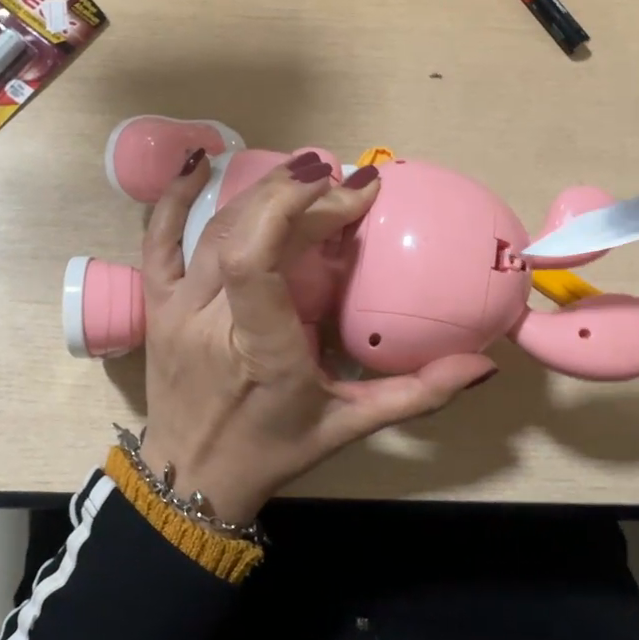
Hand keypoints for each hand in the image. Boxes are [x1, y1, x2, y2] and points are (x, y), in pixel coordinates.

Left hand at [138, 151, 498, 524]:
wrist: (191, 477)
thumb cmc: (270, 451)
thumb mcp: (345, 427)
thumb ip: (414, 395)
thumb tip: (482, 363)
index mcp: (259, 351)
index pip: (256, 261)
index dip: (296, 210)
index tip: (349, 188)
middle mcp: (209, 322)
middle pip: (246, 234)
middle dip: (299, 197)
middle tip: (345, 185)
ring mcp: (175, 310)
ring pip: (211, 230)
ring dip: (260, 192)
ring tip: (306, 173)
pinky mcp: (156, 305)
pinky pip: (156, 241)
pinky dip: (173, 198)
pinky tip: (200, 162)